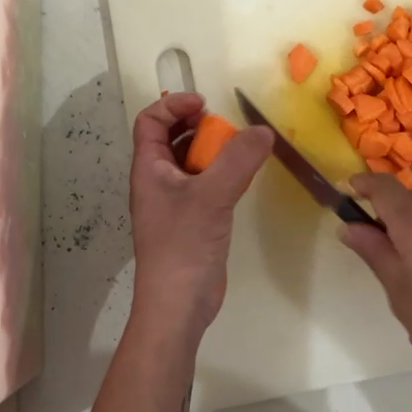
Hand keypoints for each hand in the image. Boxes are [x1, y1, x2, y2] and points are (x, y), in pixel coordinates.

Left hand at [127, 93, 272, 337]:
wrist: (178, 305)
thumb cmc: (183, 246)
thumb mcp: (212, 196)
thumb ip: (238, 160)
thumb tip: (263, 131)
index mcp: (148, 169)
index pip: (150, 121)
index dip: (173, 105)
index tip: (205, 105)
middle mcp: (156, 181)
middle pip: (169, 138)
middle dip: (196, 126)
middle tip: (224, 130)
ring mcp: (172, 202)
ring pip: (188, 162)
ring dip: (210, 151)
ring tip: (237, 152)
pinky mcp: (190, 221)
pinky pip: (202, 184)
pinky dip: (219, 174)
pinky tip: (241, 180)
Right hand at [338, 173, 411, 408]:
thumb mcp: (401, 296)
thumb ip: (375, 254)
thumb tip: (350, 226)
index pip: (385, 186)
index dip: (363, 185)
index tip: (345, 196)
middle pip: (408, 201)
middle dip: (385, 214)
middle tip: (369, 251)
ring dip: (410, 234)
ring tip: (402, 283)